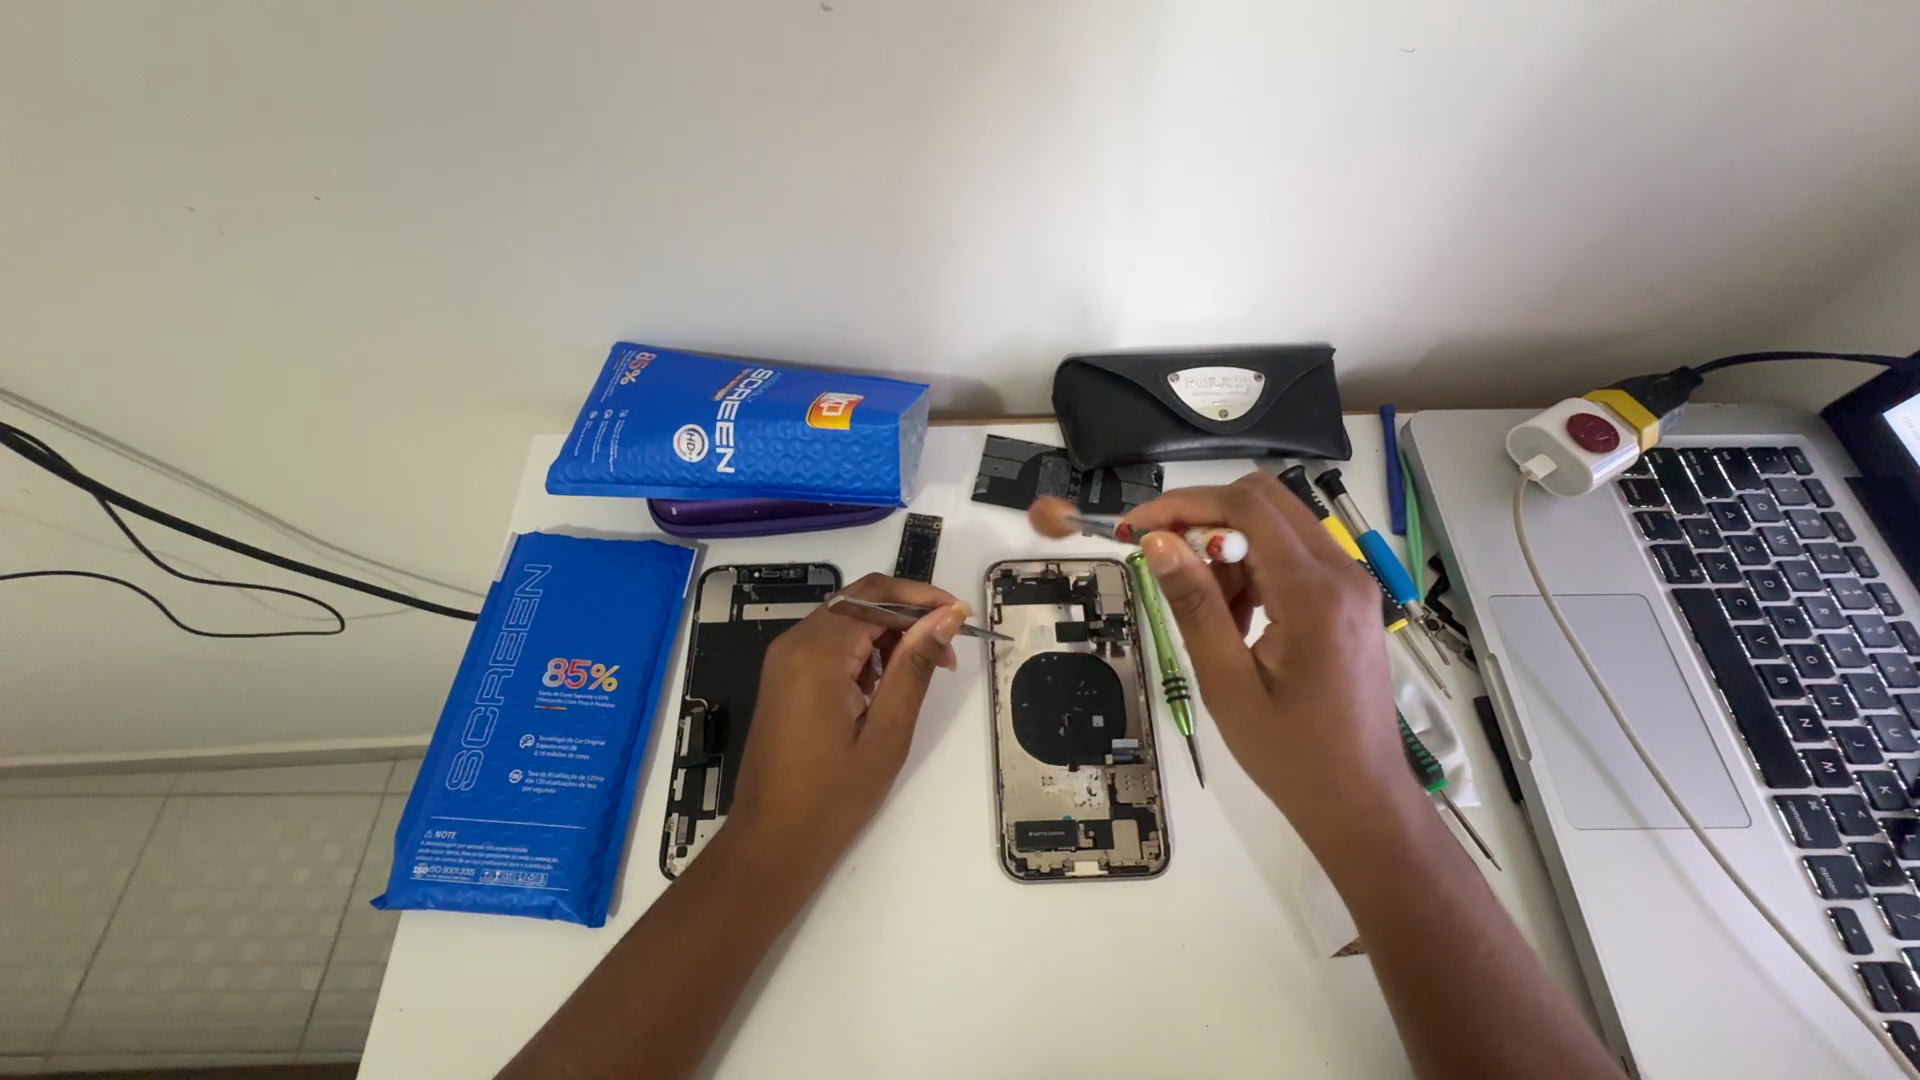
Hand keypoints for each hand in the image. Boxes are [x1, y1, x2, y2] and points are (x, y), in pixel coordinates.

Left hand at [725, 573, 967, 880]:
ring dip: (887, 635)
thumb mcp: (887, 732)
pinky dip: (862, 651)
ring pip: (846, 620)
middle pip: (860, 602)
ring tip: (921, 674)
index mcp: (817, 653)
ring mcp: (784, 660)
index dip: (923, 598)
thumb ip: (915, 666)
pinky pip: (829, 644)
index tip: (961, 619)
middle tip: (947, 653)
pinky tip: (882, 688)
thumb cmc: (833, 798)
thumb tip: (948, 616)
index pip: (876, 596)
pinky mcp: (783, 677)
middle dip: (908, 617)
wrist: (770, 844)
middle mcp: (794, 643)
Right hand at [1118, 473, 1412, 835]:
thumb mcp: (1226, 682)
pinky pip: (1290, 556)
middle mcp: (1342, 572)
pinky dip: (1251, 569)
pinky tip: (1233, 618)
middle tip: (1160, 556)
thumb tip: (1157, 542)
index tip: (1137, 526)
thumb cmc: (1291, 754)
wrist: (1361, 800)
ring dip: (1227, 548)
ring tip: (1202, 608)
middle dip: (1203, 517)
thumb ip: (1194, 604)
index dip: (1183, 504)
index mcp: (1314, 592)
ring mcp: (1351, 584)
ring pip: (1276, 525)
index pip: (1246, 507)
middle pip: (1265, 500)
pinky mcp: (1348, 599)